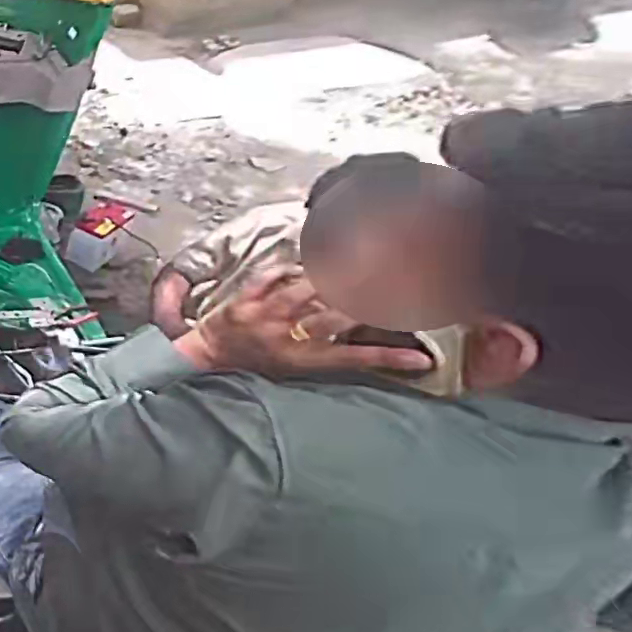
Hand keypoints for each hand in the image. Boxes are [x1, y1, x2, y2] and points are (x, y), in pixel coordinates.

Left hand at [176, 266, 432, 377]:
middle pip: (334, 318)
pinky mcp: (242, 302)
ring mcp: (261, 318)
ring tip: (352, 267)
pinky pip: (267, 279)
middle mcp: (283, 339)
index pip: (351, 359)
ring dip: (330, 278)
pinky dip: (288, 268)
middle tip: (394, 285)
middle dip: (367, 301)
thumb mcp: (295, 366)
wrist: (208, 353)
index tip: (423, 358)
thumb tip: (375, 341)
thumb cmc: (256, 359)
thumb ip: (332, 353)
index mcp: (300, 359)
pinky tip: (301, 265)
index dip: (388, 358)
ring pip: (303, 292)